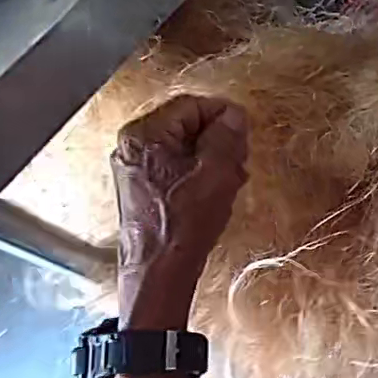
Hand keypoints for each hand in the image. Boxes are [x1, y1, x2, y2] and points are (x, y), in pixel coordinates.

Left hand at [110, 95, 249, 328]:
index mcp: (144, 136)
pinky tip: (216, 195)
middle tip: (239, 163)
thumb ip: (225, 139)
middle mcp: (132, 147)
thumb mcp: (215, 176)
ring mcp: (135, 170)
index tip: (245, 132)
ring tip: (231, 183)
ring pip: (183, 150)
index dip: (222, 115)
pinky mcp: (143, 191)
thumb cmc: (184, 225)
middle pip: (186, 126)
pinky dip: (199, 177)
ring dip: (212, 162)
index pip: (190, 106)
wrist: (159, 272)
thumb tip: (234, 115)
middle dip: (218, 142)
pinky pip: (176, 170)